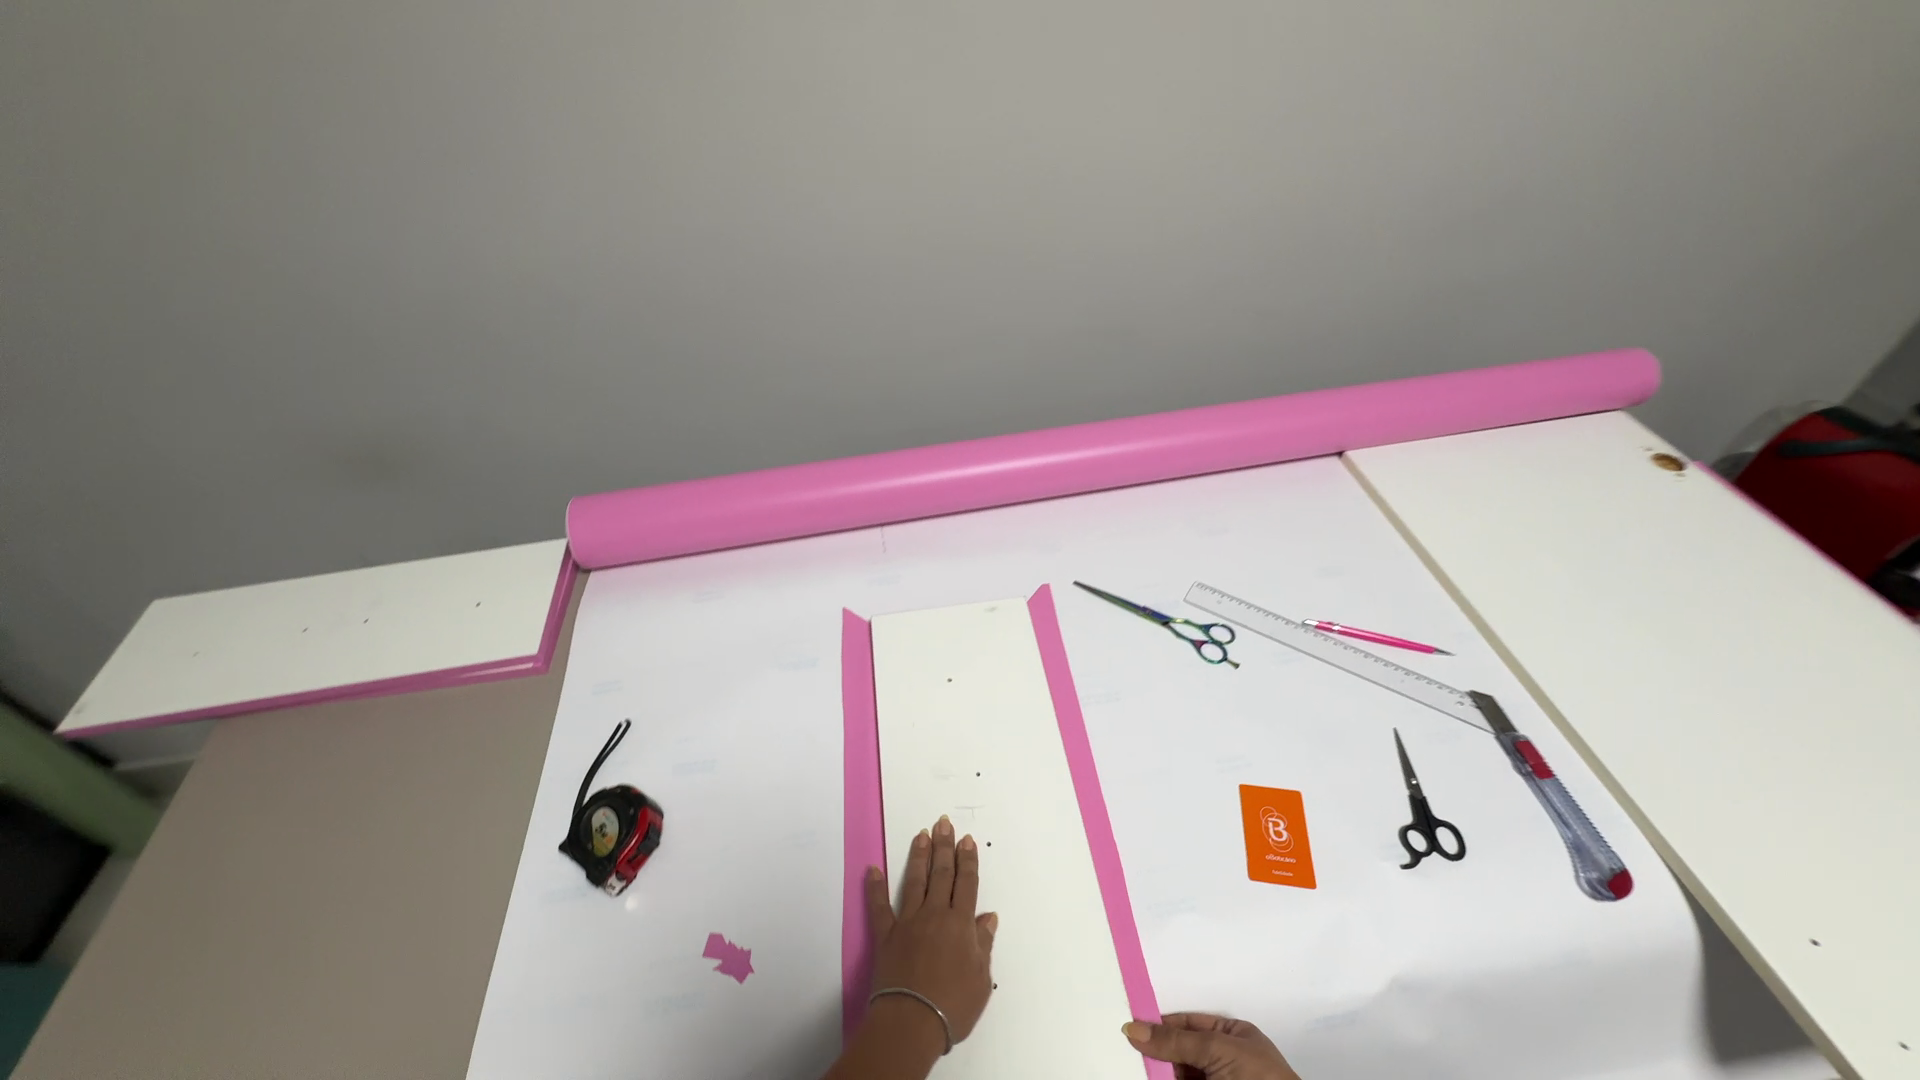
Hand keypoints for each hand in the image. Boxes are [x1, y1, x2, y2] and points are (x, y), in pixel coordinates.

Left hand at [866, 815, 997, 1044]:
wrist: (912, 1022)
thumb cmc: (953, 1006)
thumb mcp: (981, 979)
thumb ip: (983, 944)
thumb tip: (988, 917)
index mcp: (961, 924)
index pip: (967, 884)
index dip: (967, 861)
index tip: (967, 840)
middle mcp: (935, 915)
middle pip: (942, 875)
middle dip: (944, 847)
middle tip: (944, 824)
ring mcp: (908, 923)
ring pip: (915, 882)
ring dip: (919, 857)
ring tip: (921, 835)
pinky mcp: (886, 936)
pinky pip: (879, 907)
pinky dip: (874, 888)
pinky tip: (872, 869)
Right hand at [1123, 1013, 1300, 1079]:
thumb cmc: (1259, 1079)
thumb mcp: (1217, 1050)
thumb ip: (1176, 1040)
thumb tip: (1133, 1028)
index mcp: (1232, 1036)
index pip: (1188, 1023)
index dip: (1160, 1023)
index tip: (1131, 1025)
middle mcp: (1223, 1059)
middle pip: (1179, 1049)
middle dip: (1155, 1049)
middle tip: (1125, 1045)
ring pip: (1176, 1072)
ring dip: (1155, 1070)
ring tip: (1128, 1062)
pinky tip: (1146, 1075)